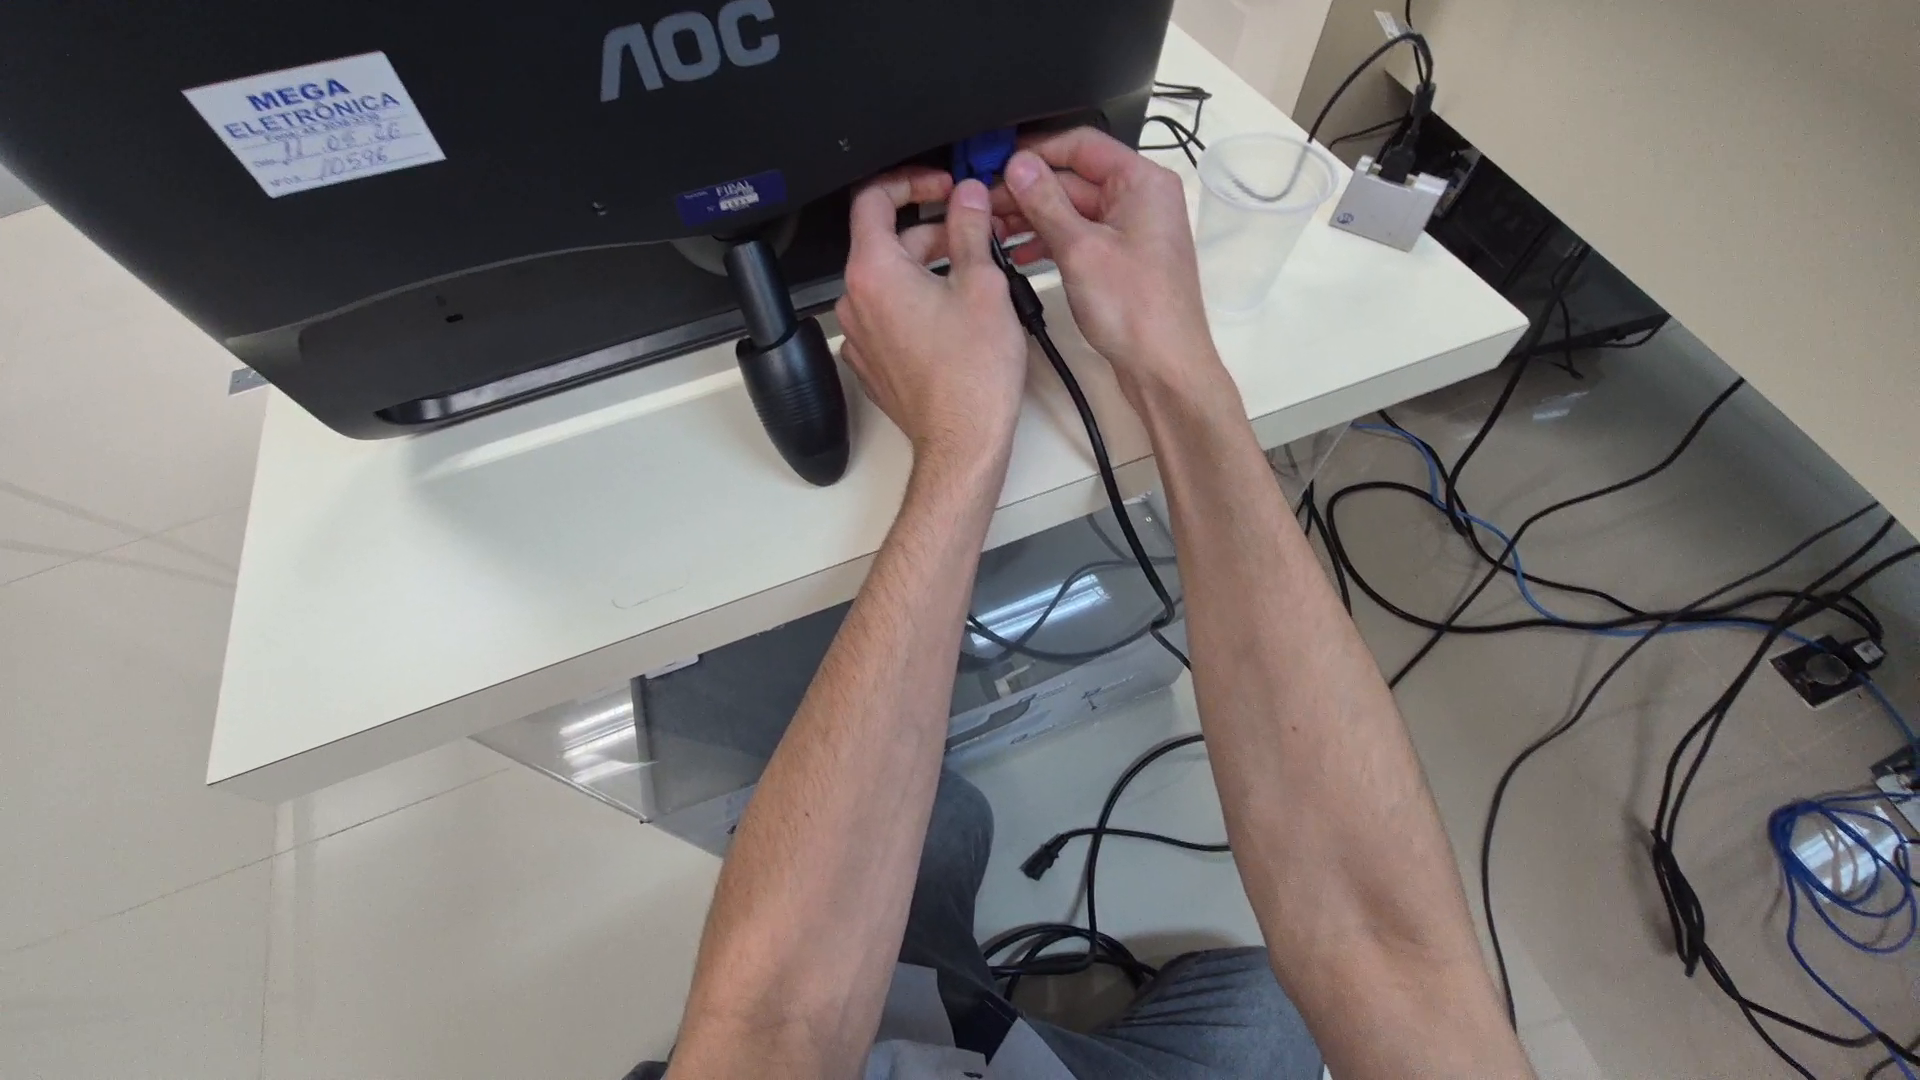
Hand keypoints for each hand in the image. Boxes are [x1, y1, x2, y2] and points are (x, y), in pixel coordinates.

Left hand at [835, 168, 1029, 468]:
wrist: (962, 441)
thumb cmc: (971, 377)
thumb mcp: (982, 286)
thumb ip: (970, 230)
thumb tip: (967, 198)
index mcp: (875, 273)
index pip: (873, 199)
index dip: (910, 181)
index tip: (940, 186)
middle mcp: (856, 303)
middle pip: (888, 242)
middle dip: (933, 231)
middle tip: (977, 236)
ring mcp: (861, 336)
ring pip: (890, 281)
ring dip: (928, 268)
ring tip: (975, 279)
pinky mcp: (873, 363)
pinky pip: (889, 316)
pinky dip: (917, 304)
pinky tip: (955, 317)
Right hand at [993, 129, 1225, 403]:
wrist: (1163, 367)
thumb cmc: (1138, 312)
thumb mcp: (1081, 250)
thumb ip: (1047, 203)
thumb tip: (1020, 167)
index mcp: (1142, 182)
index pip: (1082, 145)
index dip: (1037, 151)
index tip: (998, 163)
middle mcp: (1141, 201)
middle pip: (1075, 179)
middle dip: (1029, 192)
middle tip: (988, 205)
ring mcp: (1132, 233)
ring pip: (1073, 212)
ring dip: (1034, 219)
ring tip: (995, 232)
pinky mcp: (1121, 262)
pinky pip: (1080, 239)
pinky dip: (1051, 244)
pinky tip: (1020, 255)